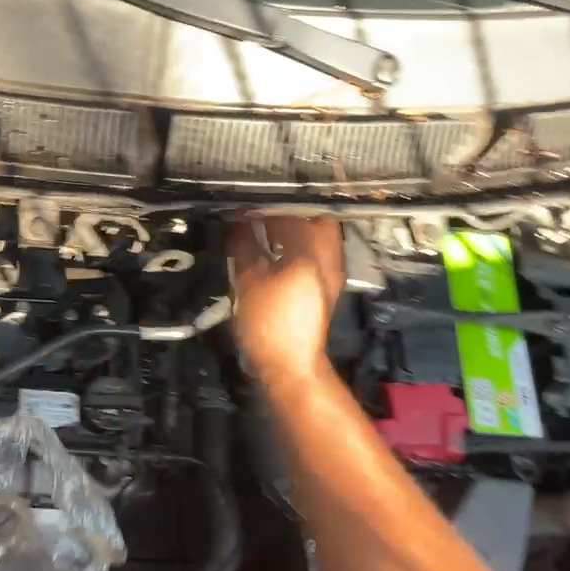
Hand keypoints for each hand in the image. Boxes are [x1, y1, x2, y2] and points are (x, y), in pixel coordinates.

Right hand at [228, 215, 345, 386]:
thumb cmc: (268, 325)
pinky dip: (298, 244)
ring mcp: (331, 272)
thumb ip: (244, 247)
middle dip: (288, 211)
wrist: (289, 365)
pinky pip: (317, 251)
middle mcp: (328, 258)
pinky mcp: (326, 285)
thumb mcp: (248, 283)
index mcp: (309, 254)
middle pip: (315, 218)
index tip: (246, 205)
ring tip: (265, 228)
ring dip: (295, 226)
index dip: (267, 206)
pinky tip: (275, 250)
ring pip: (319, 234)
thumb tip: (238, 222)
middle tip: (260, 212)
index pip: (292, 214)